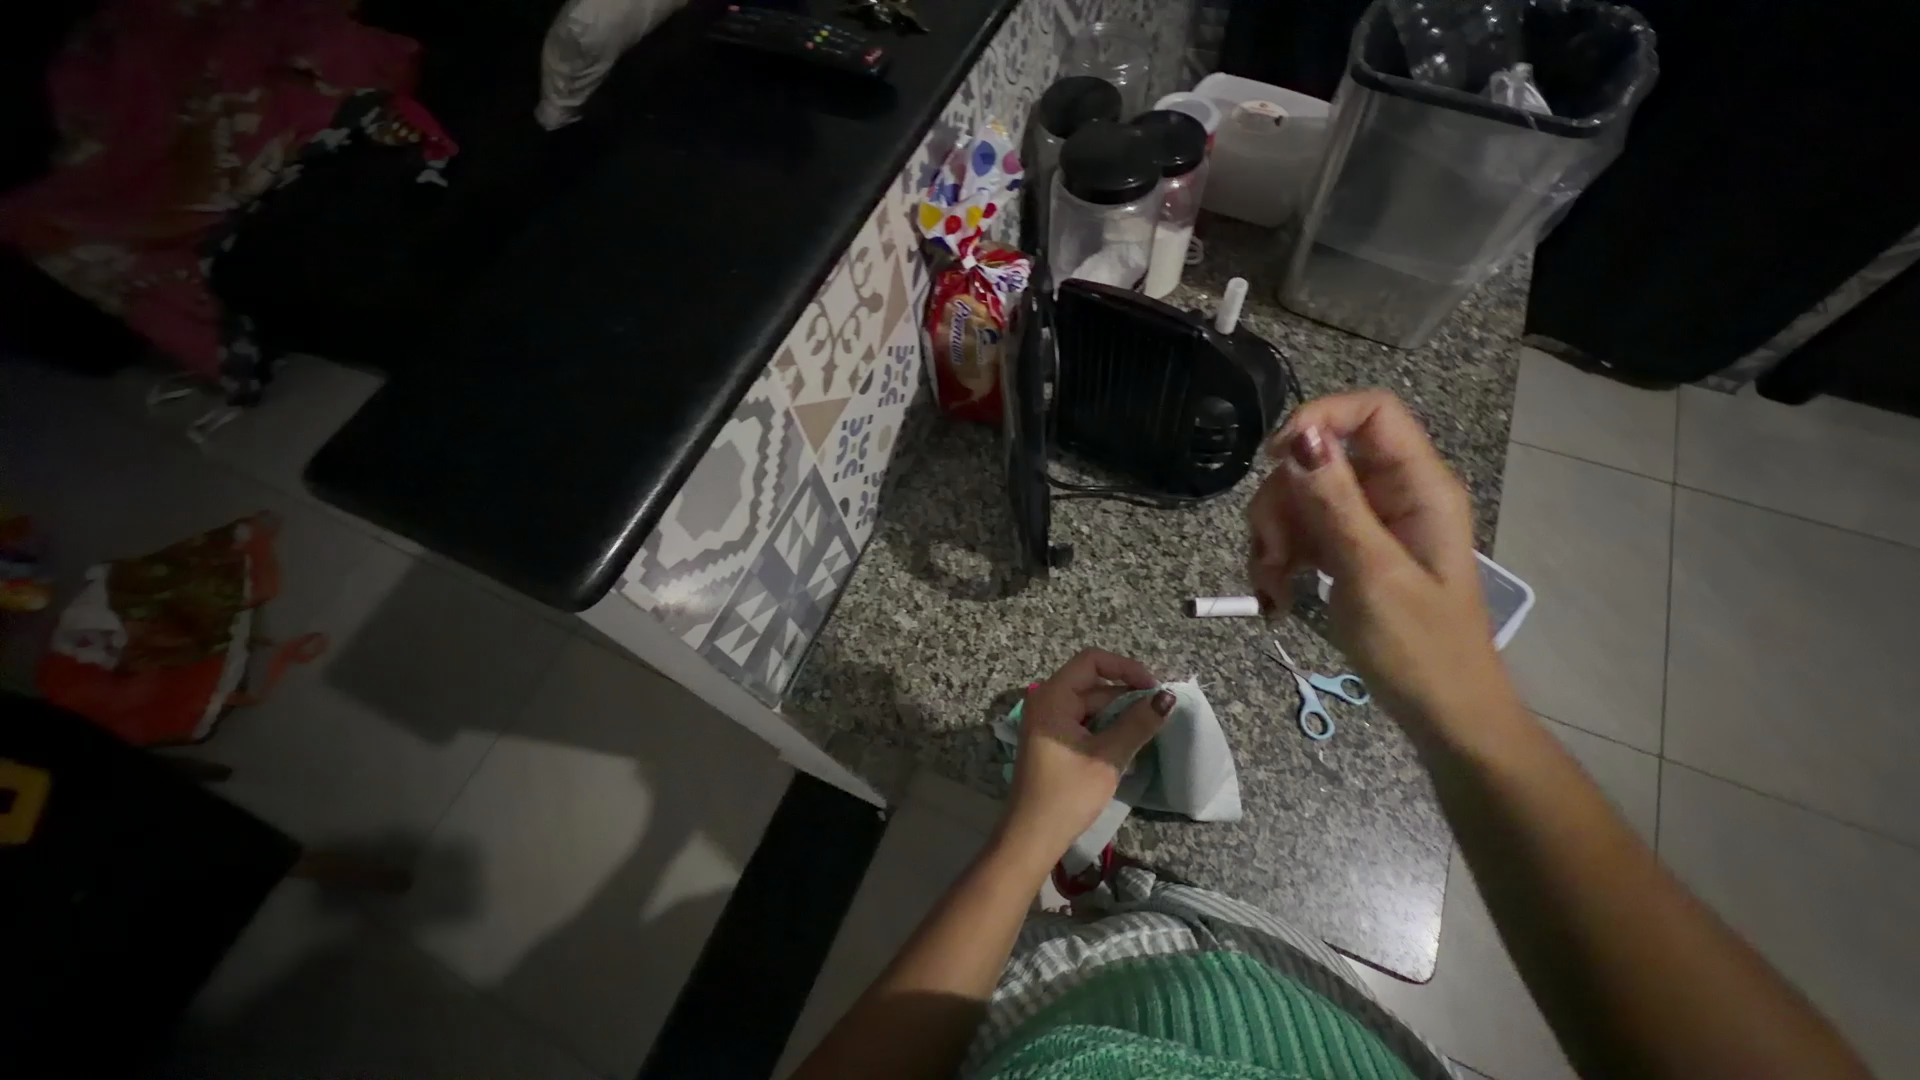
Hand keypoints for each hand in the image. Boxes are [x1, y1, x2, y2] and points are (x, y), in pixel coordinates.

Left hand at [999, 649, 1173, 863]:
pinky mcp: (1053, 739)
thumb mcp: (1107, 758)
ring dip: (1120, 711)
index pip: (1092, 660)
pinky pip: (1084, 720)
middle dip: (1127, 692)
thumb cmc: (1067, 795)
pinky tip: (1130, 739)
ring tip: (1151, 726)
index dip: (1126, 668)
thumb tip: (1167, 697)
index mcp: (1052, 696)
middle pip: (1093, 682)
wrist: (1032, 837)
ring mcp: (1048, 720)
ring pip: (1091, 703)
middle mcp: (1046, 700)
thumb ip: (1137, 724)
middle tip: (1161, 711)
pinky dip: (1108, 725)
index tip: (1154, 689)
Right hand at [1246, 391, 1510, 734]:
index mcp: (1419, 488)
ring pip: (1297, 497)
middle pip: (1318, 458)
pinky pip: (1297, 532)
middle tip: (1274, 554)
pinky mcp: (1346, 550)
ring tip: (1273, 587)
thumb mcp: (1372, 574)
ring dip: (1272, 537)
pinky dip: (1278, 560)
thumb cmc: (1420, 648)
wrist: (1440, 712)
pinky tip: (1278, 596)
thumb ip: (1336, 503)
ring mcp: (1367, 523)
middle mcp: (1392, 494)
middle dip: (1281, 502)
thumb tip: (1303, 437)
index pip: (1372, 412)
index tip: (1274, 459)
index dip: (1319, 418)